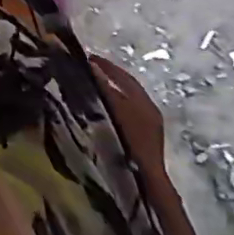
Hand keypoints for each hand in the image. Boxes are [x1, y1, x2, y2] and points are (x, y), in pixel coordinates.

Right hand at [90, 54, 167, 174]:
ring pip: (126, 98)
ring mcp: (149, 123)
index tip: (85, 56)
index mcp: (143, 101)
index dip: (105, 65)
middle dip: (107, 75)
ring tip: (89, 83)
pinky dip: (113, 101)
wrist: (146, 178)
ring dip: (109, 89)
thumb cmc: (129, 140)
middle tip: (84, 68)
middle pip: (126, 85)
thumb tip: (90, 65)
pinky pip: (126, 109)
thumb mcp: (114, 109)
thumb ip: (104, 87)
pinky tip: (100, 105)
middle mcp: (149, 108)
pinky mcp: (144, 135)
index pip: (123, 75)